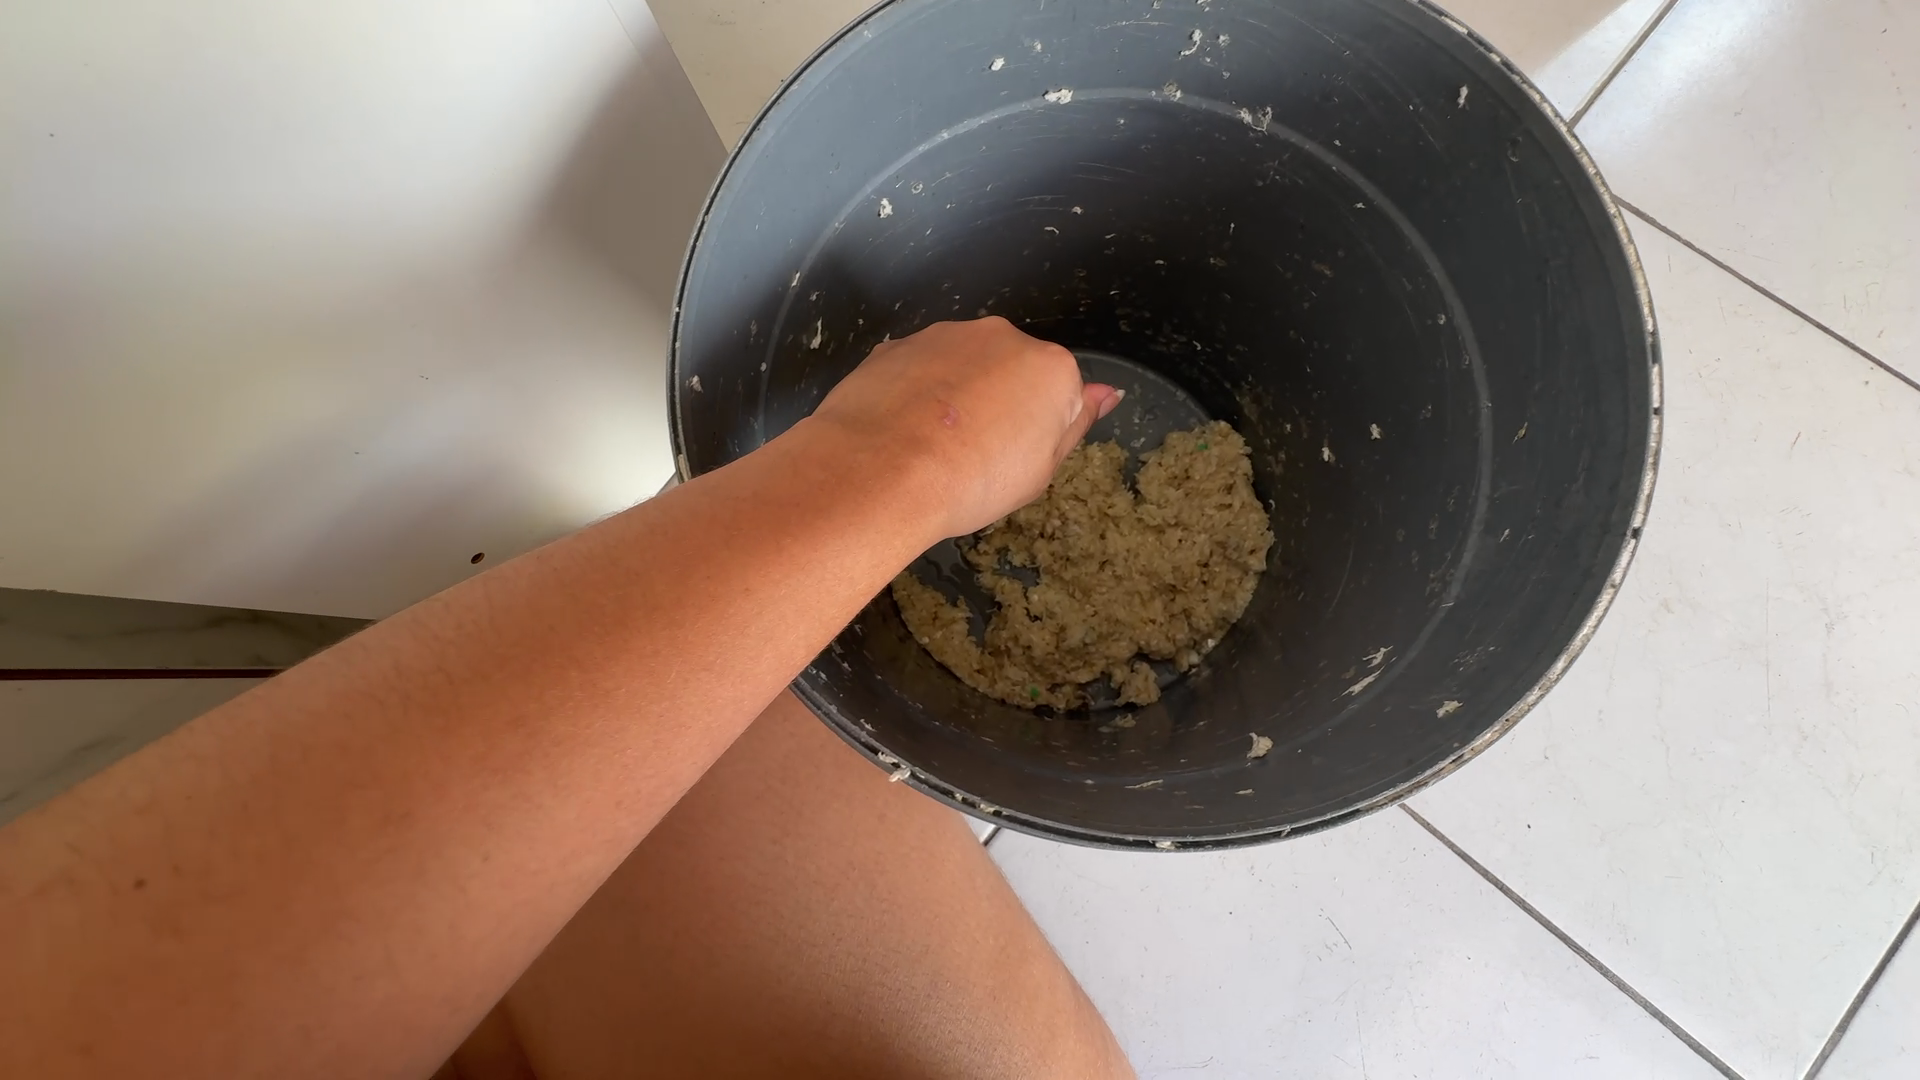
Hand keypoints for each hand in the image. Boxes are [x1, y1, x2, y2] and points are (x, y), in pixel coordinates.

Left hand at [804, 317, 1121, 538]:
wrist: (883, 471)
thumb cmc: (972, 480)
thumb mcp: (1040, 470)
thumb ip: (1074, 424)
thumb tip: (1106, 393)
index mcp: (1051, 368)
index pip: (1060, 394)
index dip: (1037, 430)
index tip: (1014, 457)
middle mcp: (1002, 337)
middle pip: (1011, 371)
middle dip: (998, 404)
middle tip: (975, 455)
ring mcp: (946, 335)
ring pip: (962, 366)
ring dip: (955, 396)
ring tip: (932, 448)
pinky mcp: (898, 344)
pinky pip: (918, 369)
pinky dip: (915, 394)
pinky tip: (901, 433)